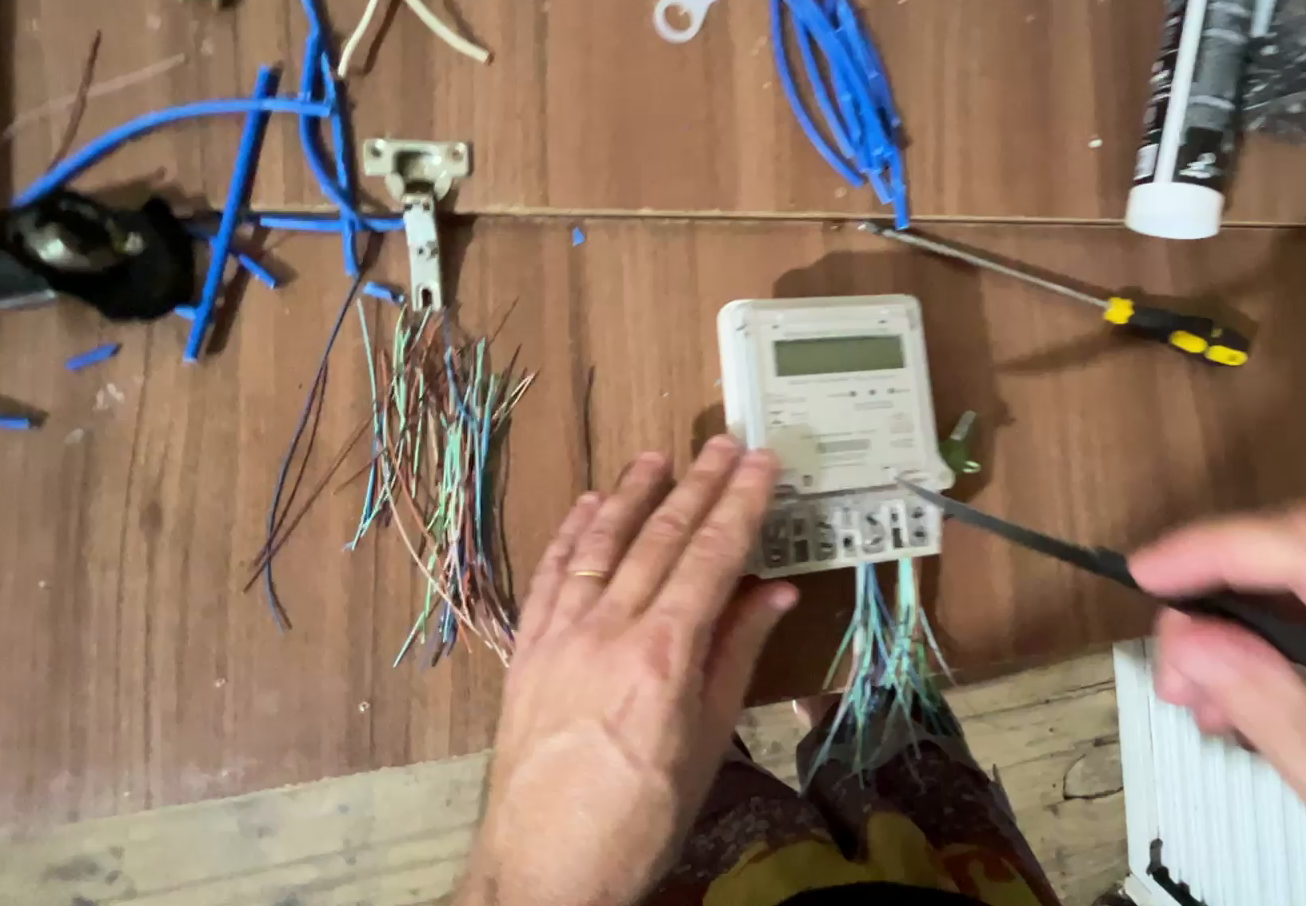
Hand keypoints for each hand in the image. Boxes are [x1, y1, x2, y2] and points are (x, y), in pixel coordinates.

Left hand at [457, 438, 796, 905]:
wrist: (544, 874)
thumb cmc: (645, 813)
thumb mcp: (708, 737)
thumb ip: (737, 651)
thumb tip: (778, 592)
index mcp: (665, 652)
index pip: (714, 555)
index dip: (742, 503)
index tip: (761, 463)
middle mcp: (611, 629)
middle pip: (663, 537)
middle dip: (699, 484)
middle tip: (723, 443)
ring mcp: (562, 635)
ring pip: (603, 544)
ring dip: (633, 494)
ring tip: (657, 457)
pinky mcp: (528, 650)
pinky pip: (551, 577)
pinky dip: (571, 535)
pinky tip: (589, 504)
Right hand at [1130, 505, 1305, 905]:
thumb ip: (1276, 711)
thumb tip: (1185, 633)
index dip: (1215, 546)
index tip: (1143, 575)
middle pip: (1291, 560)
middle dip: (1210, 599)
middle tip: (1170, 677)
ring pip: (1292, 590)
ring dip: (1227, 628)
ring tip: (1193, 699)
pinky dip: (1257, 649)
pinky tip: (1234, 702)